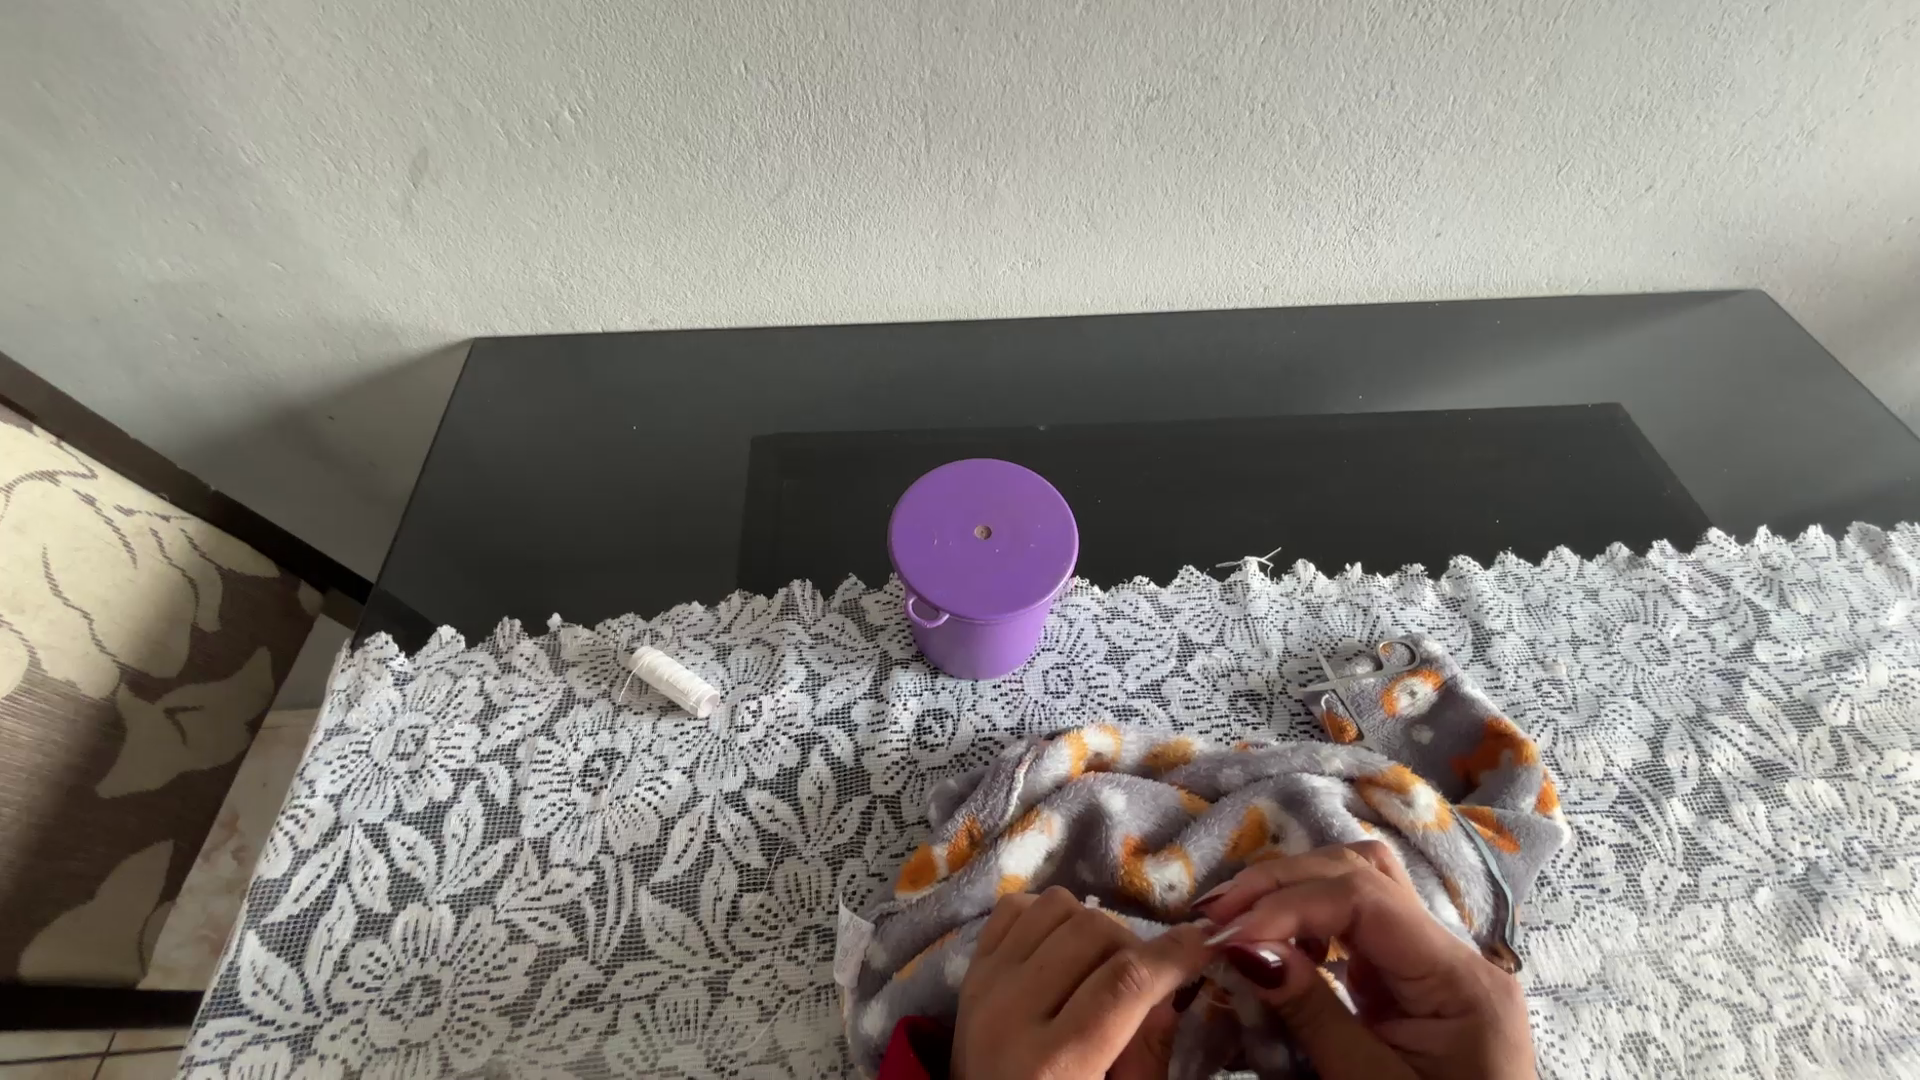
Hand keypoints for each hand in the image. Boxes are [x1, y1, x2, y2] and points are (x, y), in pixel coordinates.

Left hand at [953, 886, 1212, 1079]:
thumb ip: (1148, 1054)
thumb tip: (1169, 989)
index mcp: (1052, 1064)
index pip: (1122, 984)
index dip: (1171, 955)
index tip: (1203, 940)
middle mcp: (1011, 1011)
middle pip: (1091, 931)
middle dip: (1131, 945)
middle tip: (1141, 978)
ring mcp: (986, 980)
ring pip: (1056, 905)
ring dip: (1088, 924)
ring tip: (1096, 965)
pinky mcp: (971, 964)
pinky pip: (1016, 905)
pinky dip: (1045, 915)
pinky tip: (1057, 949)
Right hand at [1192, 842, 1536, 1079]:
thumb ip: (1311, 1012)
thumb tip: (1240, 945)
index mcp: (1461, 979)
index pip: (1363, 895)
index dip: (1287, 902)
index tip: (1227, 934)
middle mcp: (1451, 951)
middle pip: (1357, 871)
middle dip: (1279, 884)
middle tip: (1215, 915)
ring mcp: (1428, 958)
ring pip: (1353, 881)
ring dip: (1288, 889)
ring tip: (1236, 916)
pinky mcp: (1404, 975)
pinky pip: (1350, 918)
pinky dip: (1303, 914)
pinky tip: (1272, 937)